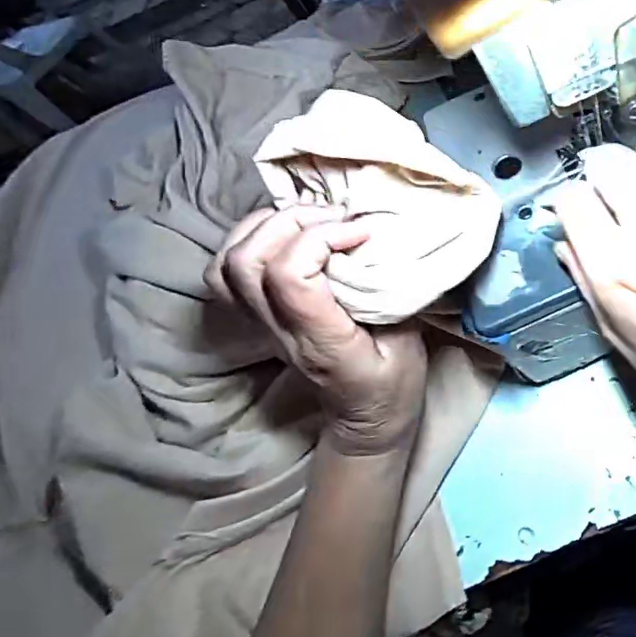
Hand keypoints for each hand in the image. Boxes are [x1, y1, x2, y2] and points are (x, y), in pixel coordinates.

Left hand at [207, 206, 427, 455]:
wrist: (364, 419)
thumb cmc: (392, 384)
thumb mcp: (409, 344)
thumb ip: (391, 296)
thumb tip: (382, 244)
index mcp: (321, 340)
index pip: (289, 277)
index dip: (321, 238)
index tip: (362, 231)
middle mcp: (279, 331)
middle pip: (249, 262)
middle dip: (293, 222)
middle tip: (339, 217)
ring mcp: (261, 325)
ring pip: (227, 264)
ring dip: (267, 226)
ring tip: (313, 219)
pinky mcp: (258, 317)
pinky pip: (226, 270)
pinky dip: (252, 238)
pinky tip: (290, 232)